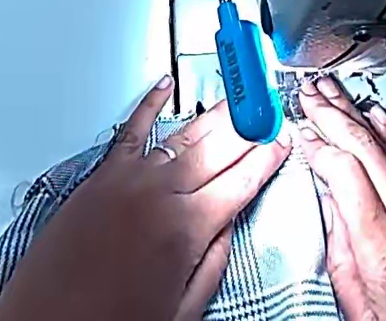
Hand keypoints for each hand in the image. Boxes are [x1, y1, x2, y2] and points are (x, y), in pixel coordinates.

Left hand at [0, 78, 291, 320]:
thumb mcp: (180, 310)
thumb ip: (210, 264)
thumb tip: (228, 226)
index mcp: (186, 231)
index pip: (239, 183)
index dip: (264, 160)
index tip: (280, 141)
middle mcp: (161, 194)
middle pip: (215, 150)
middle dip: (245, 128)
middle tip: (265, 110)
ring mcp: (131, 177)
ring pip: (182, 136)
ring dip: (212, 116)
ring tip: (235, 99)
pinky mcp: (104, 172)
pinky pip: (132, 128)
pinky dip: (150, 103)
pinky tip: (164, 86)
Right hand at [298, 77, 385, 320]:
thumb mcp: (366, 315)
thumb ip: (342, 255)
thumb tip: (330, 207)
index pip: (343, 171)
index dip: (318, 145)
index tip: (302, 131)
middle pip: (366, 147)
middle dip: (332, 113)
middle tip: (308, 93)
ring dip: (356, 113)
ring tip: (331, 91)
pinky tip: (375, 116)